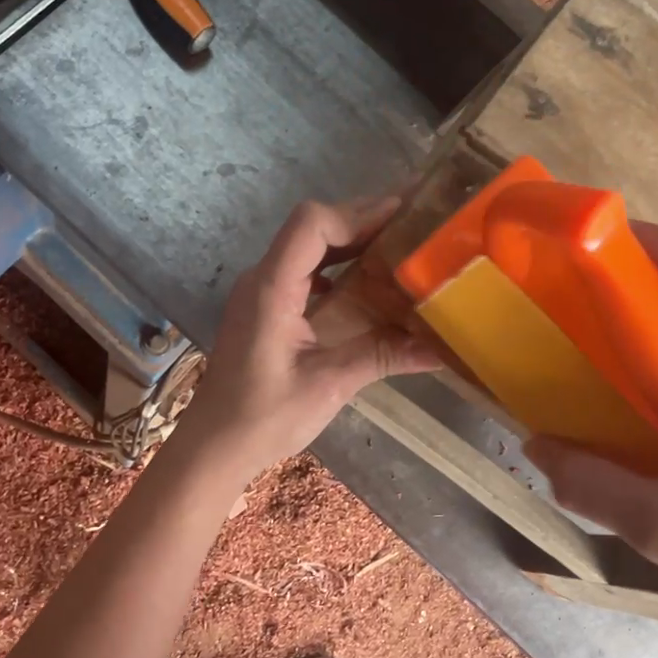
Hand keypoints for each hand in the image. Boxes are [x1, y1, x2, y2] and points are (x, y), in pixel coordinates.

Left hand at [175, 197, 441, 483]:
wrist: (216, 443)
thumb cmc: (263, 417)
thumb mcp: (328, 385)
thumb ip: (381, 355)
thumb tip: (441, 346)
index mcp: (271, 289)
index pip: (310, 224)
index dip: (357, 213)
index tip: (403, 217)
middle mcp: (261, 280)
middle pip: (310, 228)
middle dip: (361, 222)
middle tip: (413, 228)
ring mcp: (259, 293)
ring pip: (305, 247)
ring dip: (349, 243)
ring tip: (398, 248)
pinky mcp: (263, 309)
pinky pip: (302, 272)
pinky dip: (335, 267)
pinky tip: (365, 285)